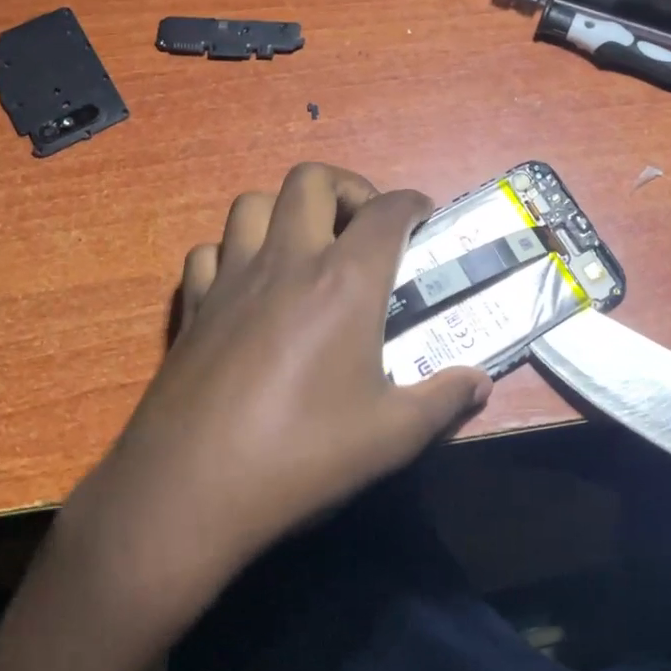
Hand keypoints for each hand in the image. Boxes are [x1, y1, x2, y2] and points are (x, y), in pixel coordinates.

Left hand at [86, 162, 492, 576]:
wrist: (190, 491)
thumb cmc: (302, 457)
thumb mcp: (392, 437)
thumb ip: (444, 401)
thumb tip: (480, 383)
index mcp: (345, 282)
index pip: (387, 211)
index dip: (414, 205)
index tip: (426, 220)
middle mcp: (287, 262)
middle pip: (312, 180)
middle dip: (347, 189)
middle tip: (364, 229)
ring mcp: (231, 279)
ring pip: (252, 202)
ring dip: (286, 211)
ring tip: (307, 249)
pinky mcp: (192, 306)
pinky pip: (209, 252)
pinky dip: (233, 253)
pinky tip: (247, 287)